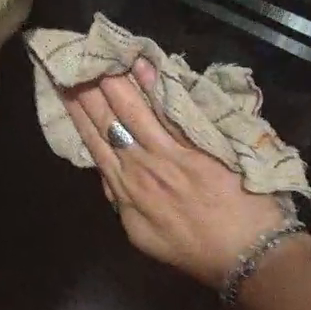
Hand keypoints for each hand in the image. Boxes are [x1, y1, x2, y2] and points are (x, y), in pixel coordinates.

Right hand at [61, 59, 292, 288]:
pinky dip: (155, 88)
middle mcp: (141, 166)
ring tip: (100, 54)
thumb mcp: (144, 236)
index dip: (76, 111)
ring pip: (134, 111)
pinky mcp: (198, 147)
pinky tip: (142, 66)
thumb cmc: (195, 248)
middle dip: (89, 87)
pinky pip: (170, 113)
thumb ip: (121, 203)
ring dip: (115, 81)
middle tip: (73, 56)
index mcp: (125, 188)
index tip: (62, 83)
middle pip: (108, 120)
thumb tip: (106, 175)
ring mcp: (170, 155)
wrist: (248, 255)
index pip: (93, 140)